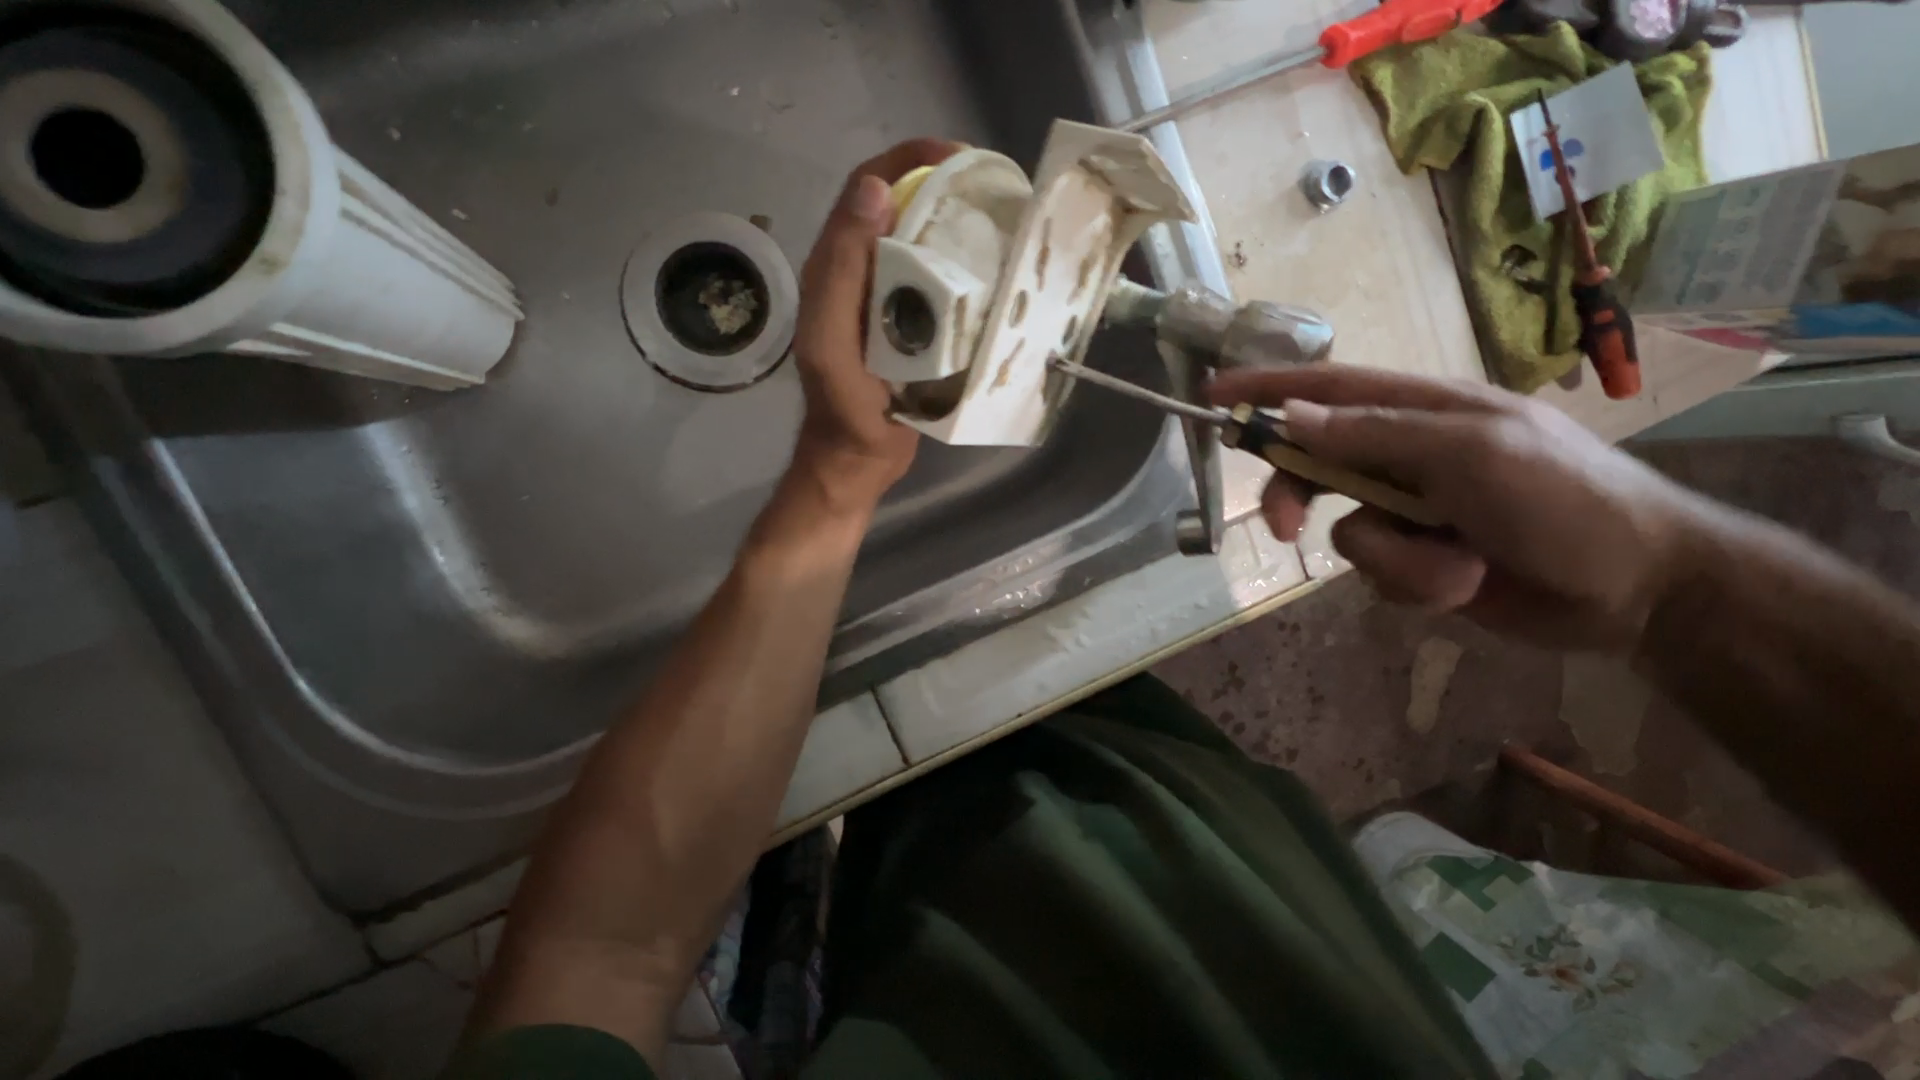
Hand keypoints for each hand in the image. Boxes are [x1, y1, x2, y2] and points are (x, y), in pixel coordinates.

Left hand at [788, 139, 961, 512]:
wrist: (860, 458)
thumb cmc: (845, 405)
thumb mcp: (832, 339)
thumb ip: (842, 269)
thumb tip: (875, 189)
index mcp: (835, 266)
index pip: (866, 188)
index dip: (906, 158)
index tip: (956, 157)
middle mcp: (861, 272)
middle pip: (898, 206)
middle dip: (940, 183)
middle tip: (989, 188)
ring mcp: (889, 296)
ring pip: (922, 240)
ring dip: (957, 222)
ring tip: (1000, 220)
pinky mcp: (914, 321)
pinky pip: (939, 278)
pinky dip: (964, 264)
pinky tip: (994, 269)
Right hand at [1209, 366, 1709, 652]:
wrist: (1641, 592)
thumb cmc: (1564, 503)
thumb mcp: (1470, 455)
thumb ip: (1376, 435)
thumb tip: (1293, 416)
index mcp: (1425, 412)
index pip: (1329, 390)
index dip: (1269, 389)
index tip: (1213, 394)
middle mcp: (1411, 456)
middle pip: (1318, 465)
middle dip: (1301, 497)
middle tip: (1285, 529)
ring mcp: (1416, 511)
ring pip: (1347, 531)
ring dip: (1392, 559)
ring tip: (1454, 568)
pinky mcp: (1423, 561)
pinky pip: (1378, 572)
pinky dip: (1413, 585)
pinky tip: (1463, 586)